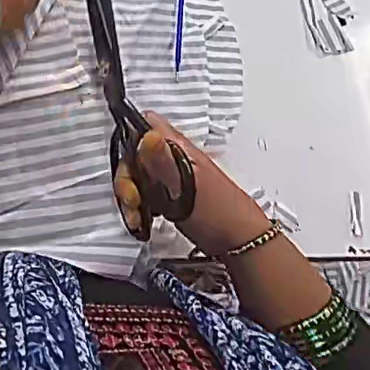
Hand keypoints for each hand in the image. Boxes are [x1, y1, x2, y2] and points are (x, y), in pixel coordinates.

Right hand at [114, 112, 270, 255]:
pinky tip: (144, 221)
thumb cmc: (220, 216)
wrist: (241, 243)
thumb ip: (163, 161)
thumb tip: (147, 135)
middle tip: (134, 201)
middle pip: (135, 156)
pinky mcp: (174, 194)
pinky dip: (140, 207)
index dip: (128, 143)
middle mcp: (175, 157)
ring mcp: (174, 176)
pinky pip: (148, 194)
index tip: (128, 170)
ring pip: (139, 177)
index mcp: (178, 147)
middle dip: (127, 180)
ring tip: (139, 218)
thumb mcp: (186, 189)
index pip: (144, 126)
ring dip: (131, 198)